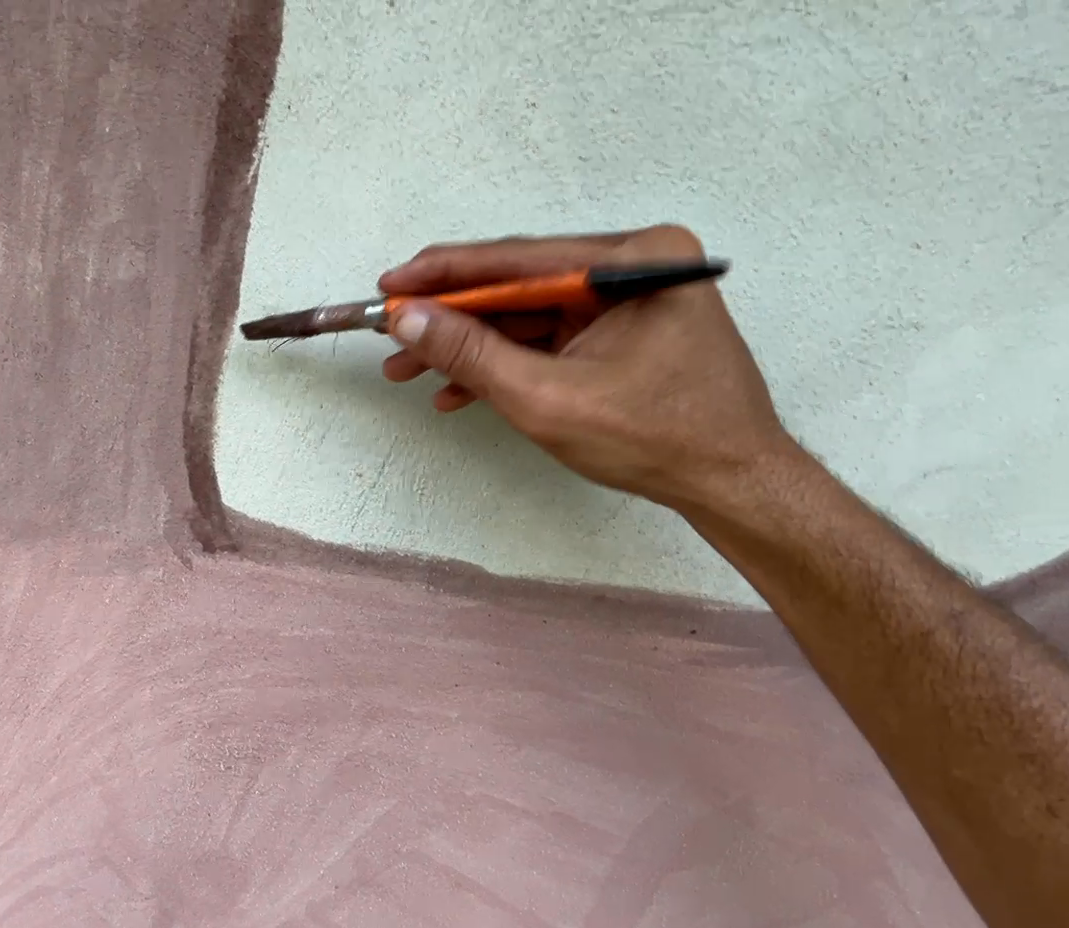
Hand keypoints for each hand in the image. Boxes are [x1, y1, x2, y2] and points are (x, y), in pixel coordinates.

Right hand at [379, 226, 798, 510]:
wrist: (728, 480)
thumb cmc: (649, 437)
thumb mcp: (543, 396)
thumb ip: (470, 353)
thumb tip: (405, 319)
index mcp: (632, 260)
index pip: (515, 260)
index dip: (441, 274)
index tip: (387, 287)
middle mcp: (633, 266)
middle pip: (515, 288)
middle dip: (448, 319)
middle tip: (388, 337)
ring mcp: (627, 300)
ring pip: (523, 317)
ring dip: (466, 348)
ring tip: (404, 371)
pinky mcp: (619, 331)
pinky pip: (545, 339)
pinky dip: (500, 364)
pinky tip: (454, 392)